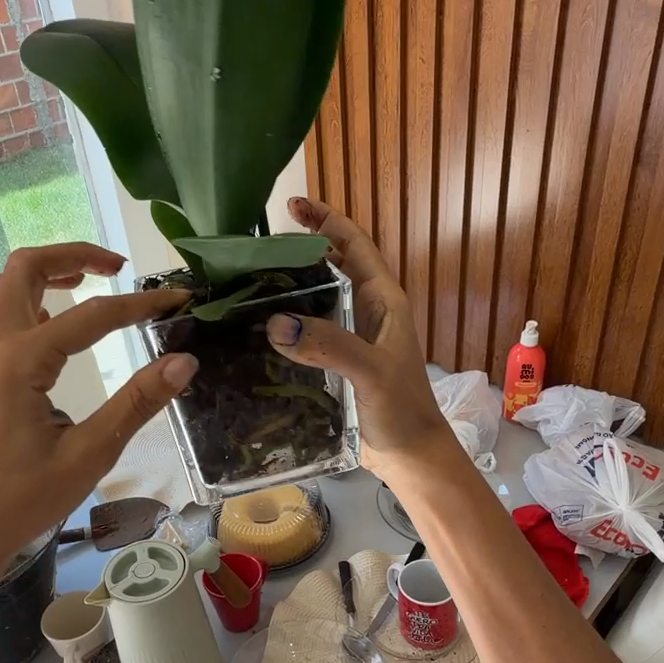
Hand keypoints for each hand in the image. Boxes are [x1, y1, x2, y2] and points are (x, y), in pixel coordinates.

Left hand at [0, 243, 195, 573]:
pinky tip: (53, 321)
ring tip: (85, 282)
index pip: (92, 315)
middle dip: (76, 255)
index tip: (180, 301)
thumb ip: (137, 403)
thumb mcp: (90, 454)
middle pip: (25, 268)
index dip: (141, 305)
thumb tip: (185, 361)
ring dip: (43, 272)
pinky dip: (25, 297)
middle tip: (120, 268)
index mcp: (22, 362)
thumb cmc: (24, 500)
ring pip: (1, 285)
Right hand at [265, 197, 455, 475]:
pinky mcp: (340, 364)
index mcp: (384, 301)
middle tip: (258, 246)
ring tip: (251, 281)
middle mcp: (370, 313)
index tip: (293, 205)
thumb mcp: (370, 373)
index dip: (327, 220)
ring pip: (321, 299)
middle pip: (335, 266)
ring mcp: (355, 339)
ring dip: (293, 286)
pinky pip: (312, 331)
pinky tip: (261, 329)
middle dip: (303, 248)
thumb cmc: (403, 411)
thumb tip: (276, 322)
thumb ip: (328, 345)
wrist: (412, 457)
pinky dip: (289, 323)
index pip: (355, 246)